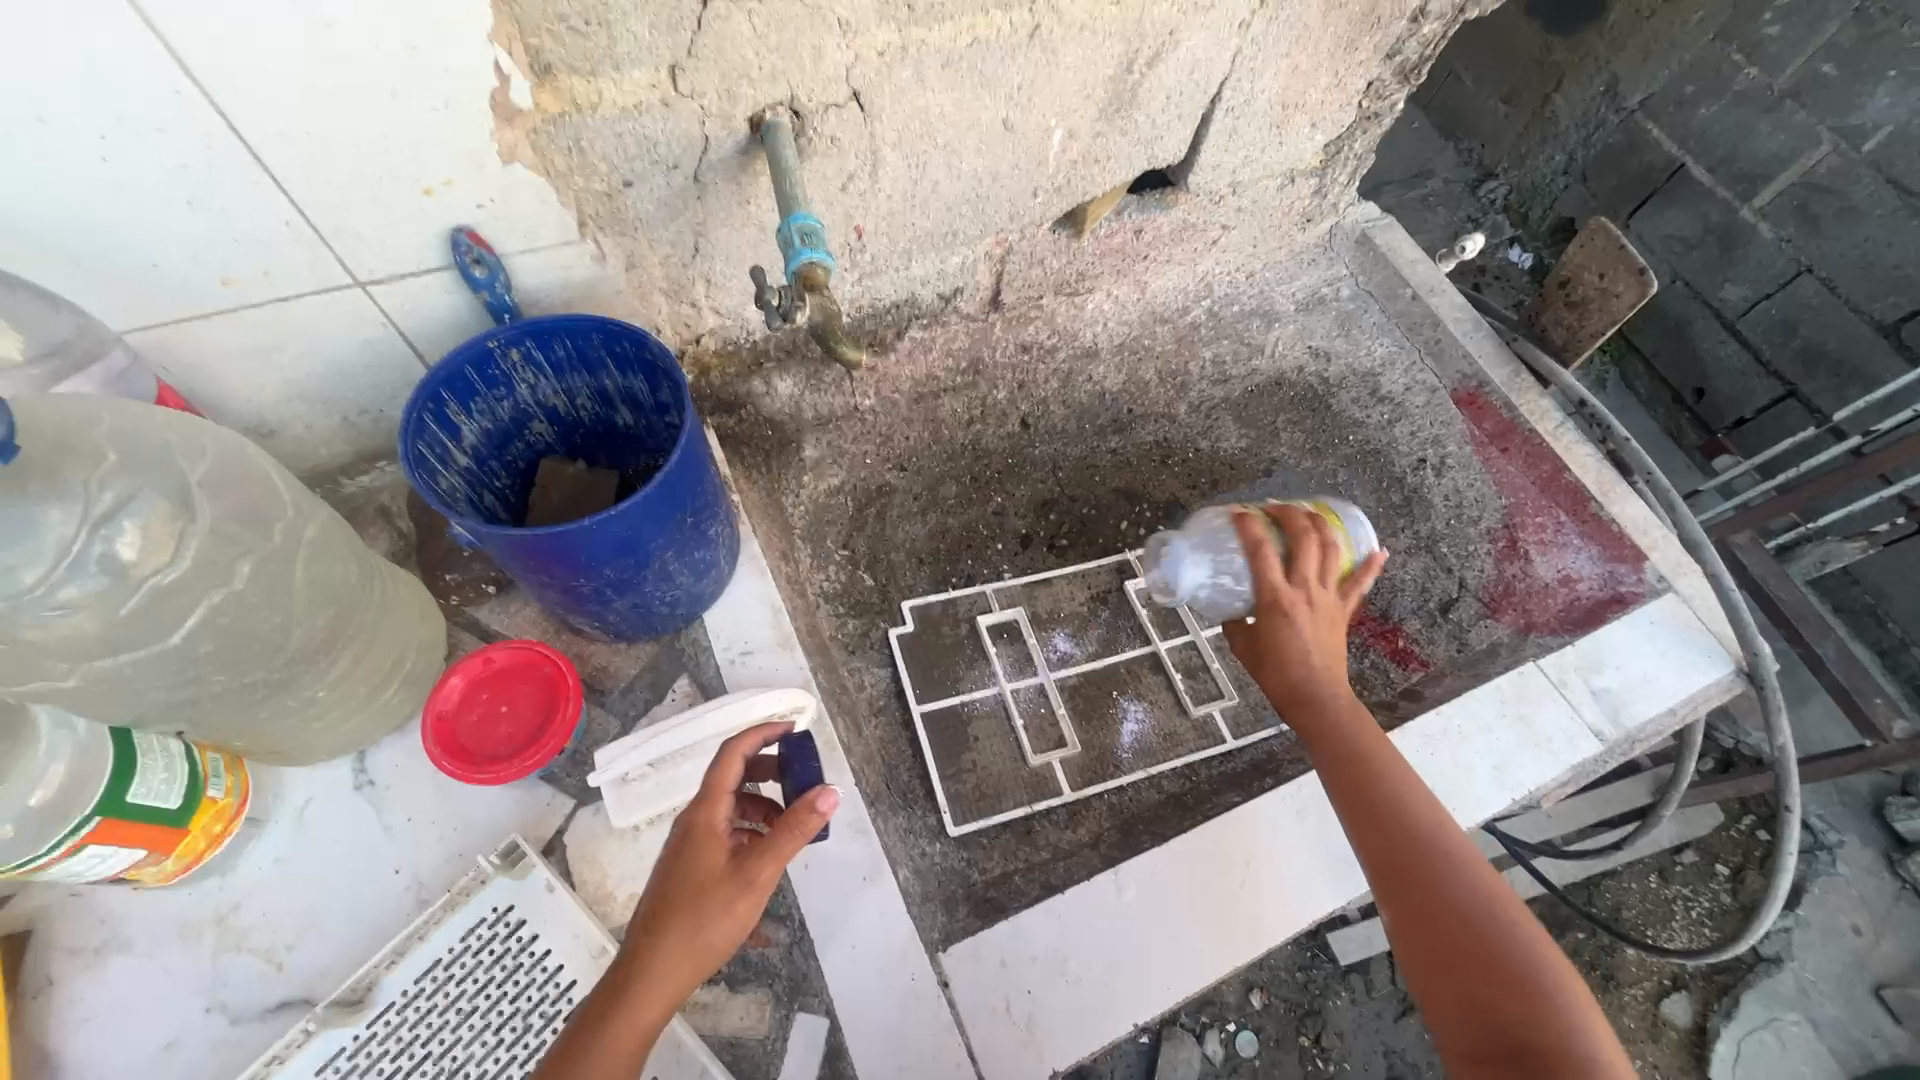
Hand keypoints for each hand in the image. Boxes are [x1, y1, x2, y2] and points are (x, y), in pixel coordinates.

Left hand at [615, 722, 839, 1015]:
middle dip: (771, 771)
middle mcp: (695, 818)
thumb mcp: (758, 873)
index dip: (764, 733)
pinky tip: (769, 856)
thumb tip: (829, 790)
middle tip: (804, 781)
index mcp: (706, 811)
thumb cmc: (704, 920)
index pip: (734, 752)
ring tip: (793, 828)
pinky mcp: (691, 865)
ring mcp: (690, 843)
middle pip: (733, 775)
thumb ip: (794, 830)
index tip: (796, 729)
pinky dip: (752, 830)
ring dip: (765, 805)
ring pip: (731, 806)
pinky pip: (726, 831)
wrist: (651, 973)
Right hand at [1221, 503, 1387, 719]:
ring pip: (1331, 549)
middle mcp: (1305, 589)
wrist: (1315, 697)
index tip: (1238, 512)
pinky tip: (1379, 549)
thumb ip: (1237, 622)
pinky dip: (1371, 565)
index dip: (1248, 525)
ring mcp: (1328, 597)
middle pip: (1303, 537)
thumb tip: (1234, 611)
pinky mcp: (1344, 610)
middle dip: (1288, 513)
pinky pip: (1360, 583)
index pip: (1260, 549)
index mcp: (1275, 597)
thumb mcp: (1242, 645)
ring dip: (1320, 524)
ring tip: (1308, 512)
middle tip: (1273, 507)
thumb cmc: (1275, 674)